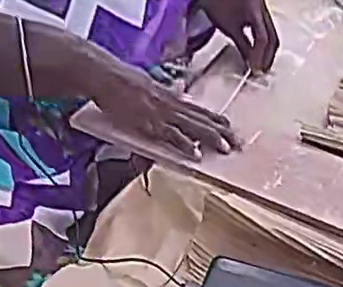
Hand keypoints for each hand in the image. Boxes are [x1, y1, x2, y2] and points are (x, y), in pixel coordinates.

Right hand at [92, 61, 236, 158]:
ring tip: (226, 149)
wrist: (103, 75)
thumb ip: (164, 95)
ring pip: (193, 127)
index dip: (216, 120)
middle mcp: (171, 104)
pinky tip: (197, 154)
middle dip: (222, 132)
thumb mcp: (148, 88)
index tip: (232, 128)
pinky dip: (185, 146)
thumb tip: (177, 93)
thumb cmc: (121, 84)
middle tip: (239, 144)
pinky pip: (172, 136)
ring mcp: (162, 114)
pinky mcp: (151, 124)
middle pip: (202, 119)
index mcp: (170, 98)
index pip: (199, 110)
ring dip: (211, 138)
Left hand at [199, 0, 278, 72]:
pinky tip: (258, 50)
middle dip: (267, 56)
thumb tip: (251, 64)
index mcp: (254, 8)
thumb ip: (244, 47)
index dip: (260, 57)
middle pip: (271, 36)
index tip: (256, 70)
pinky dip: (263, 41)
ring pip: (271, 32)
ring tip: (260, 64)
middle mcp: (261, 5)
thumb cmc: (217, 3)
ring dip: (267, 50)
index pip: (263, 38)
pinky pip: (266, 28)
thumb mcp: (230, 28)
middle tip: (261, 70)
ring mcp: (261, 6)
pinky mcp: (259, 8)